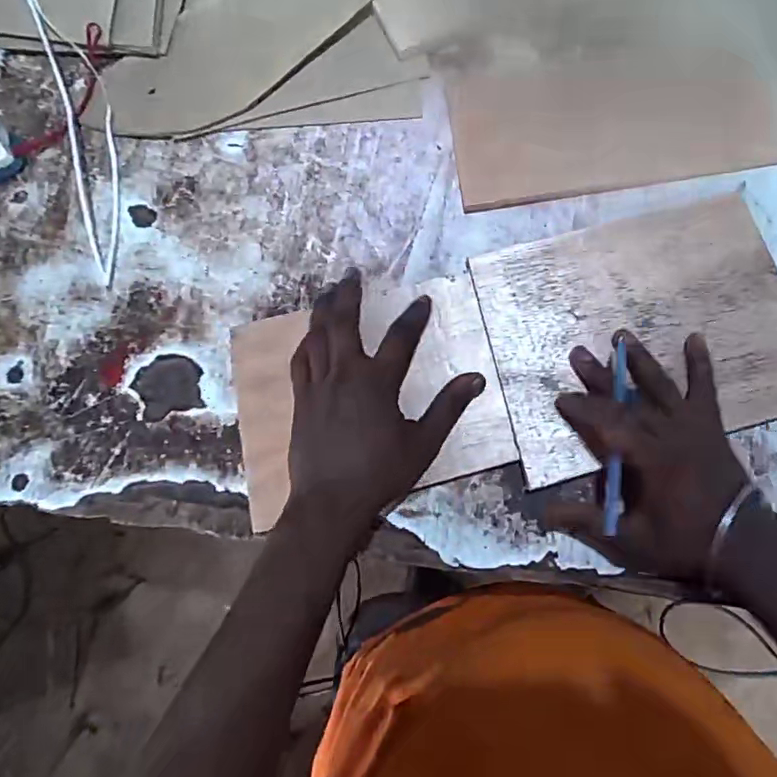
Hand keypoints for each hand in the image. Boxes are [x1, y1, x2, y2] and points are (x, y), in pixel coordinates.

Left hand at [283, 269, 485, 549]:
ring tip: (327, 293)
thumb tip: (475, 378)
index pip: (400, 339)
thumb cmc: (380, 474)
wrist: (330, 502)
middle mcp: (345, 375)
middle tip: (352, 274)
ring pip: (317, 337)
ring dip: (323, 311)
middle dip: (349, 295)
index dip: (413, 317)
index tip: (423, 300)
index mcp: (377, 383)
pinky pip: (300, 362)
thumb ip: (448, 408)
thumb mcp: (423, 443)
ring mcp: (318, 386)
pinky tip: (308, 336)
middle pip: (344, 323)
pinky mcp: (301, 400)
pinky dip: (305, 343)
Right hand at [543, 331, 768, 581]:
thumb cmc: (683, 542)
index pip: (607, 424)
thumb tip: (544, 513)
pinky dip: (700, 364)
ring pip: (660, 386)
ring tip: (622, 335)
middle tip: (577, 353)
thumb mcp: (630, 539)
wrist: (742, 544)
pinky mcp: (710, 426)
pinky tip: (695, 338)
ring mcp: (692, 426)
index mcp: (648, 458)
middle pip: (627, 399)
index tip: (561, 398)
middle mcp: (668, 433)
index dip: (582, 410)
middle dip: (599, 377)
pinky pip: (704, 389)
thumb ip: (587, 522)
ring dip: (639, 360)